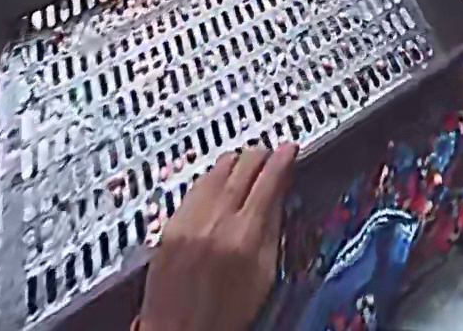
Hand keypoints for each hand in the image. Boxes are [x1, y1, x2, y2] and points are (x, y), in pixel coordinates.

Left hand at [136, 143, 297, 330]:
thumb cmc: (225, 315)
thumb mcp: (264, 276)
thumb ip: (273, 227)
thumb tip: (280, 190)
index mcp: (245, 237)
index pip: (270, 178)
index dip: (284, 158)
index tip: (290, 149)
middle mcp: (217, 221)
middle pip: (245, 163)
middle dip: (262, 155)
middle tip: (270, 158)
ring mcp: (191, 218)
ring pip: (220, 165)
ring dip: (238, 162)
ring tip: (246, 170)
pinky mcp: (172, 220)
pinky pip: (198, 182)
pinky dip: (214, 178)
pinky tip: (220, 187)